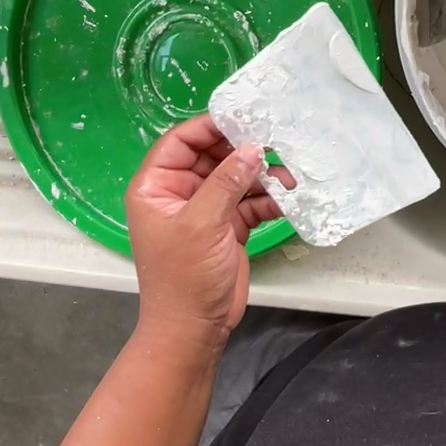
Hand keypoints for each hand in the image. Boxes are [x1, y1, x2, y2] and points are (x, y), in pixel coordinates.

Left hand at [126, 116, 283, 338]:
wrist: (195, 327)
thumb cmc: (184, 277)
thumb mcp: (202, 224)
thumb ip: (227, 182)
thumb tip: (252, 149)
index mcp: (157, 187)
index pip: (181, 142)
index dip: (211, 127)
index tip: (245, 118)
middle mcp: (180, 193)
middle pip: (214, 156)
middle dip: (244, 152)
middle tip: (277, 145)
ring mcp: (206, 209)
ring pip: (236, 178)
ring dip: (262, 176)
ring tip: (289, 177)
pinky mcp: (228, 226)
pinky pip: (250, 201)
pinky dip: (268, 199)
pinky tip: (287, 199)